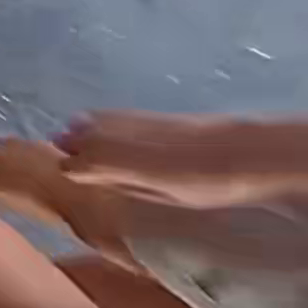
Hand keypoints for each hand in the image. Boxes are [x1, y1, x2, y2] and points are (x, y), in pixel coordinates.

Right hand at [57, 110, 307, 207]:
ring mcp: (105, 119)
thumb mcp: (165, 198)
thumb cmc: (206, 184)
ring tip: (117, 152)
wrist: (241, 150)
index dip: (81, 176)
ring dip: (88, 138)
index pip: (66, 167)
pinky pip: (97, 118)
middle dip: (79, 153)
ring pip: (77, 127)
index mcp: (97, 162)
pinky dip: (103, 127)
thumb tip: (101, 180)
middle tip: (107, 168)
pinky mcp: (122, 109)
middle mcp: (90, 136)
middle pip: (66, 142)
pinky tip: (130, 138)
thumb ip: (123, 186)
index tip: (98, 182)